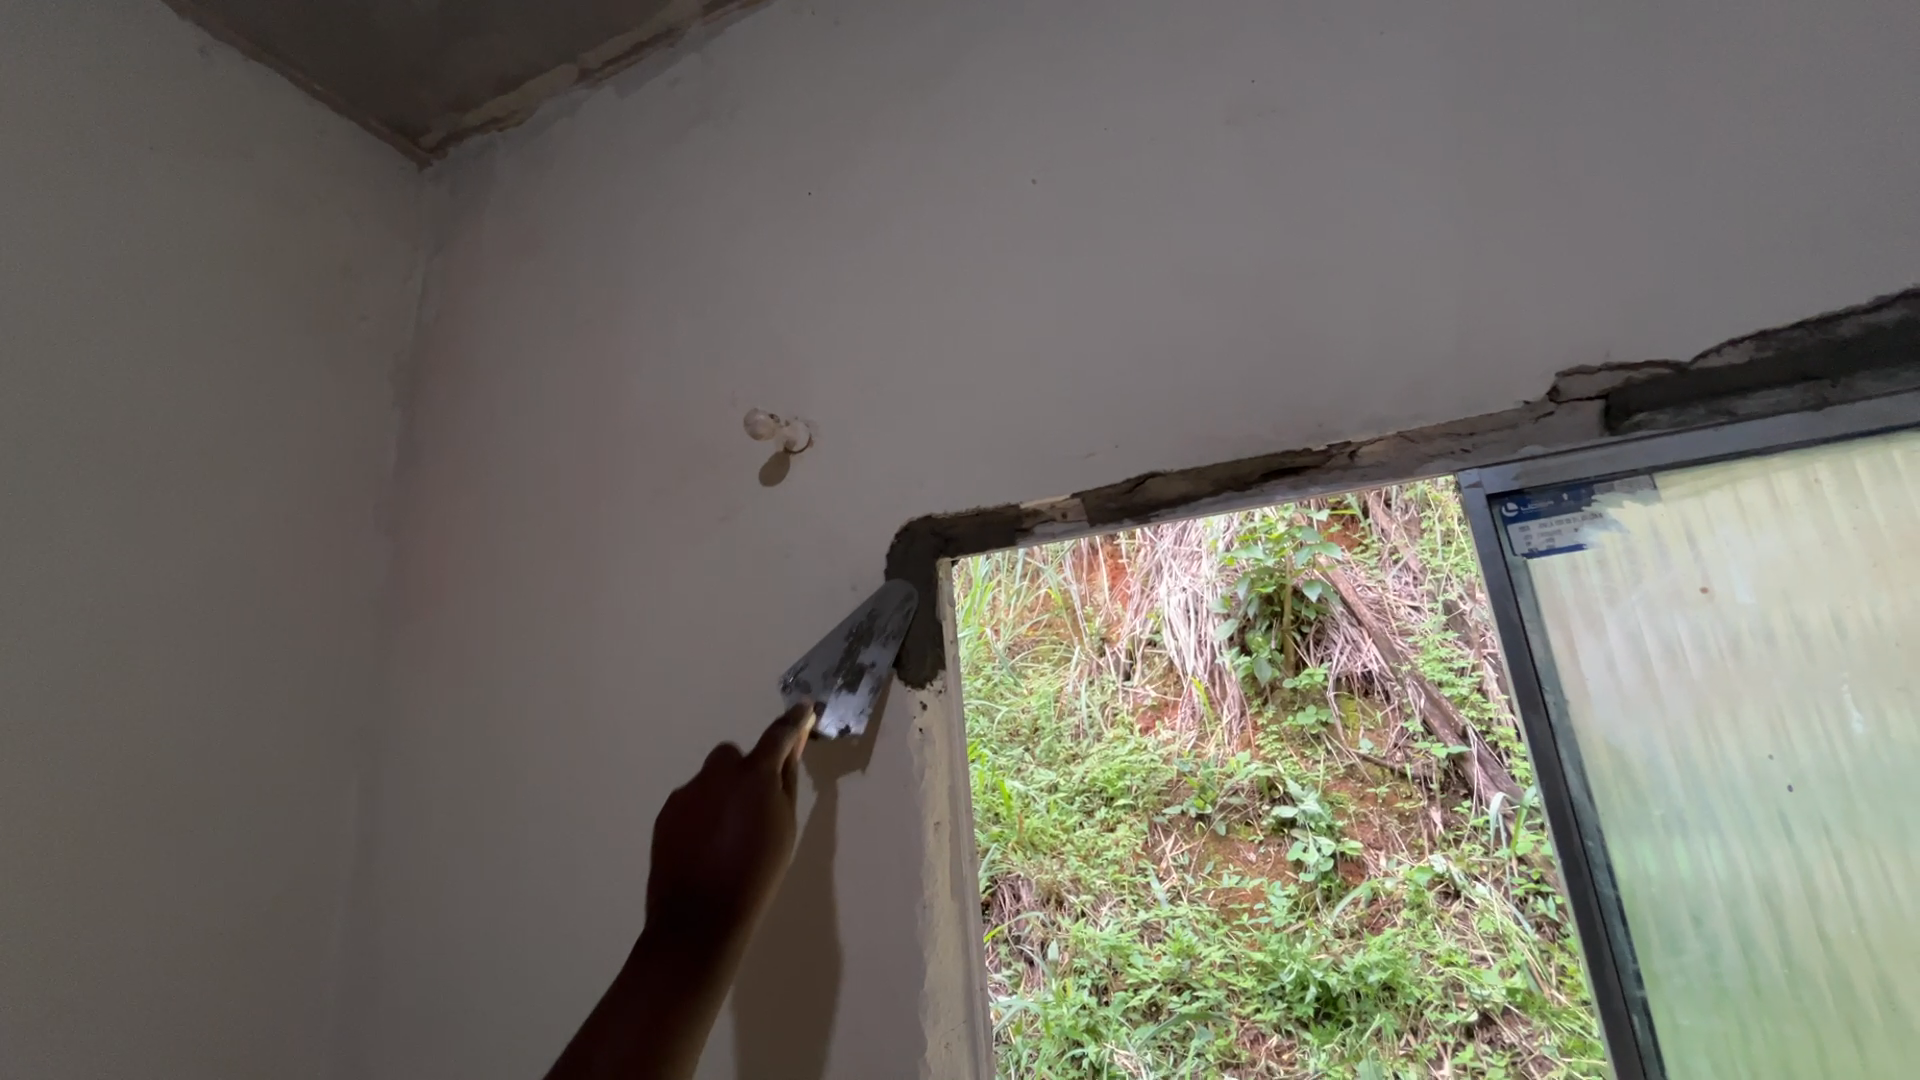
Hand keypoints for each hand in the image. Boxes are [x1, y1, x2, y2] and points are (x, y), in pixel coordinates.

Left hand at [644, 703, 814, 945]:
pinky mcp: (666, 813)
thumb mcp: (785, 827)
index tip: (803, 709)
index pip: (779, 734)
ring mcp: (687, 792)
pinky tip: (704, 848)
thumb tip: (791, 750)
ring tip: (726, 839)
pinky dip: (700, 815)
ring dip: (721, 796)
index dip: (793, 721)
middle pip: (735, 758)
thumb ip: (786, 782)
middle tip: (754, 809)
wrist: (699, 919)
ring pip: (710, 781)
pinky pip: (690, 802)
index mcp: (756, 774)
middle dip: (745, 773)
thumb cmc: (757, 874)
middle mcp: (718, 772)